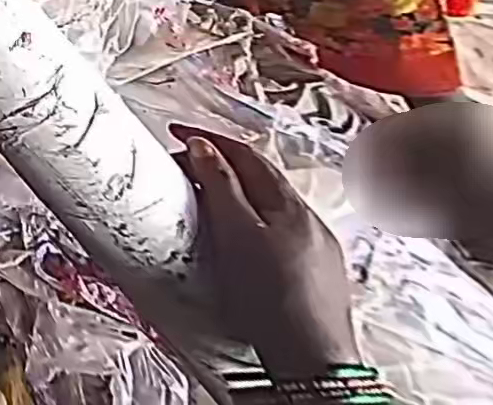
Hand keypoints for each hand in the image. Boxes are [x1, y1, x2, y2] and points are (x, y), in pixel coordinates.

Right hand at [171, 124, 359, 377]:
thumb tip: (202, 145)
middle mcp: (310, 222)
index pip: (247, 155)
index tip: (175, 131)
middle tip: (178, 162)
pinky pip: (274, 223)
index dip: (209, 138)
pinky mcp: (314, 271)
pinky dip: (245, 209)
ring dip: (231, 185)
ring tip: (197, 189)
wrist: (311, 361)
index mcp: (291, 208)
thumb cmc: (267, 293)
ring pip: (267, 200)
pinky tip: (231, 224)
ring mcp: (317, 249)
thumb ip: (219, 183)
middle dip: (217, 160)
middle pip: (259, 176)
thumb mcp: (234, 230)